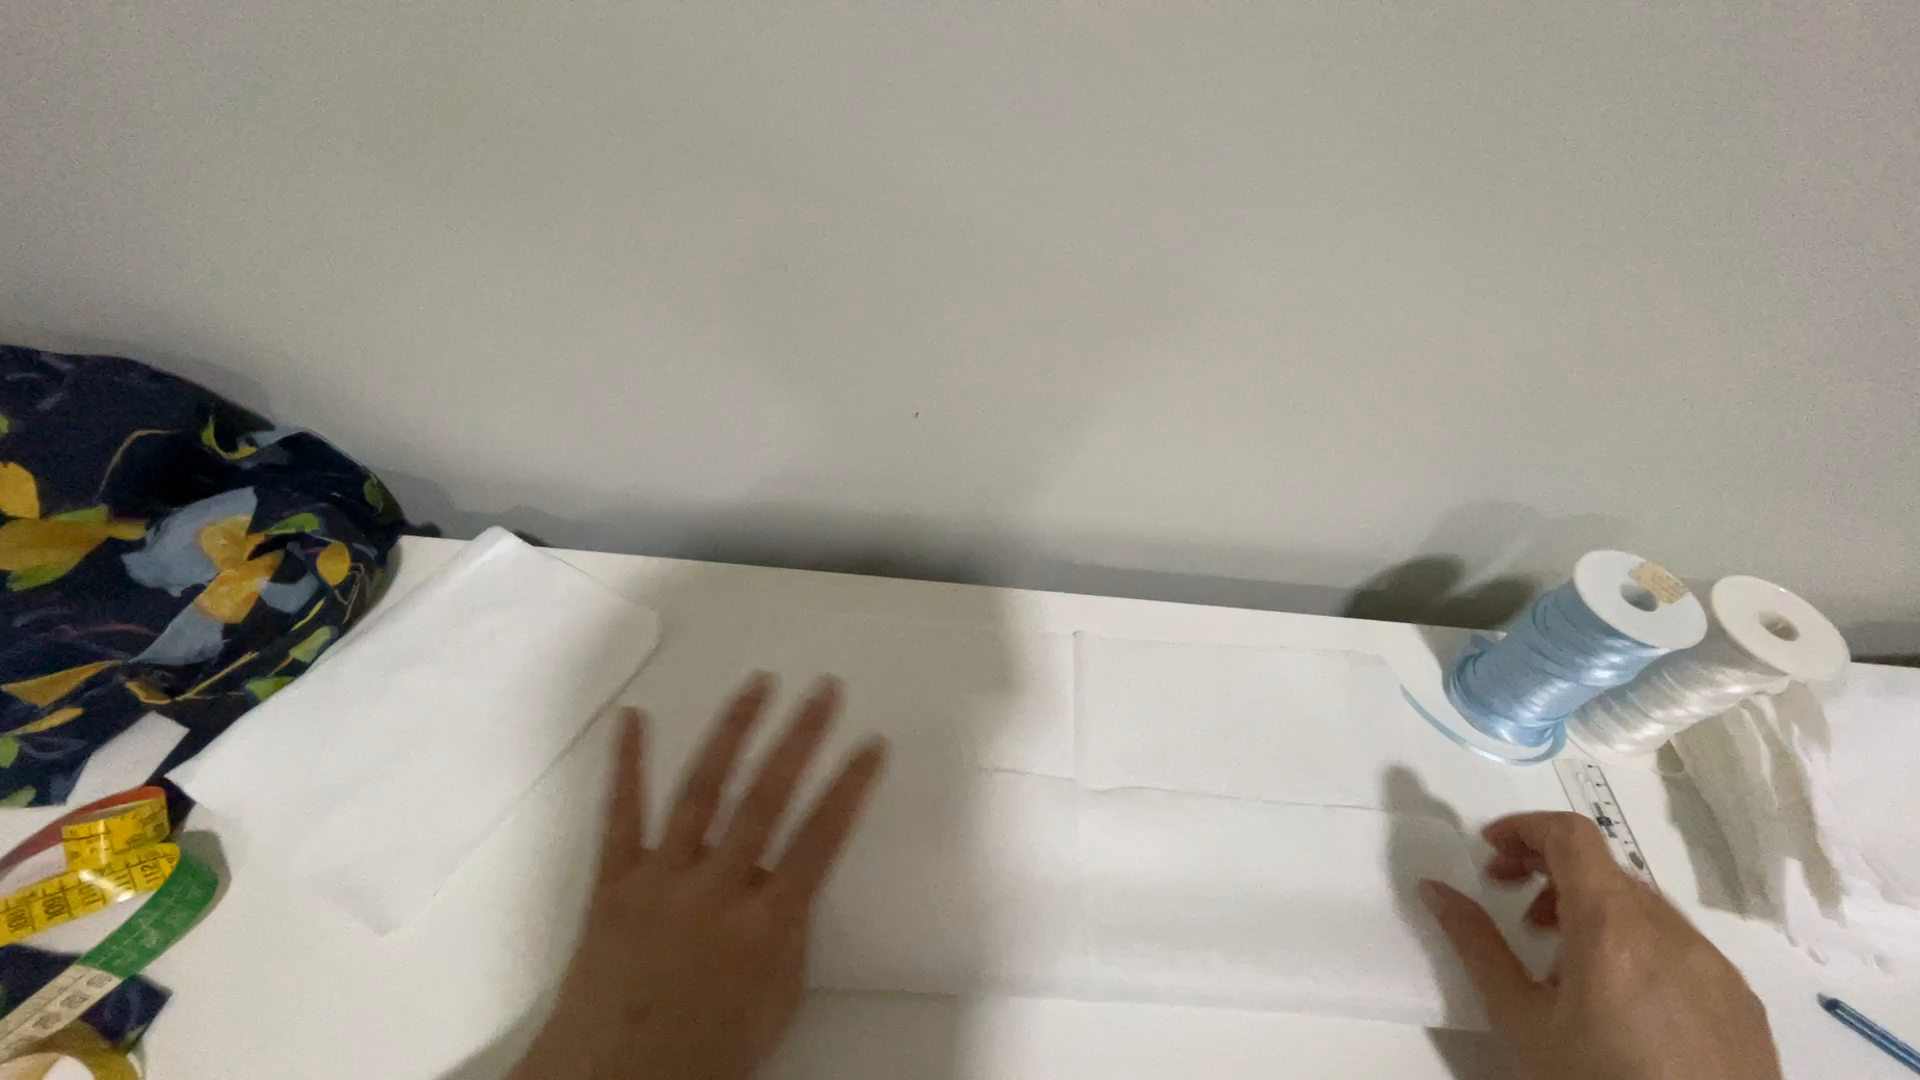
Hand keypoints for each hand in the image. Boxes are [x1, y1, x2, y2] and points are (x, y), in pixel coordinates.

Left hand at [509, 674, 887, 1079]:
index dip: (851, 787)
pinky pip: (620, 814)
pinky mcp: (613, 881)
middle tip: (824, 689)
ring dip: (734, 730)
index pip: (821, 839)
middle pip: (767, 797)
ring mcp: (660, 879)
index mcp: (764, 925)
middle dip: (801, 736)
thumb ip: (790, 932)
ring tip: (760, 684)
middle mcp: (715, 890)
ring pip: (702, 789)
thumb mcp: (777, 1002)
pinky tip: (634, 718)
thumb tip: (790, 876)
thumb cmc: (708, 1052)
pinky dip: (627, 763)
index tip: (872, 743)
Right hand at [1421, 811, 1780, 1079]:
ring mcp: (1718, 969)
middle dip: (1546, 867)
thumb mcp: (1519, 1017)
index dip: (1524, 827)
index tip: (1490, 851)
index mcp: (1613, 928)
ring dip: (1589, 904)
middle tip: (1509, 899)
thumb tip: (1433, 888)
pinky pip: (1680, 944)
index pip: (1571, 835)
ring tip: (1559, 953)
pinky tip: (1616, 994)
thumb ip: (1475, 942)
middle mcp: (1674, 935)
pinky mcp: (1745, 1005)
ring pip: (1643, 904)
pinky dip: (1633, 939)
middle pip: (1604, 866)